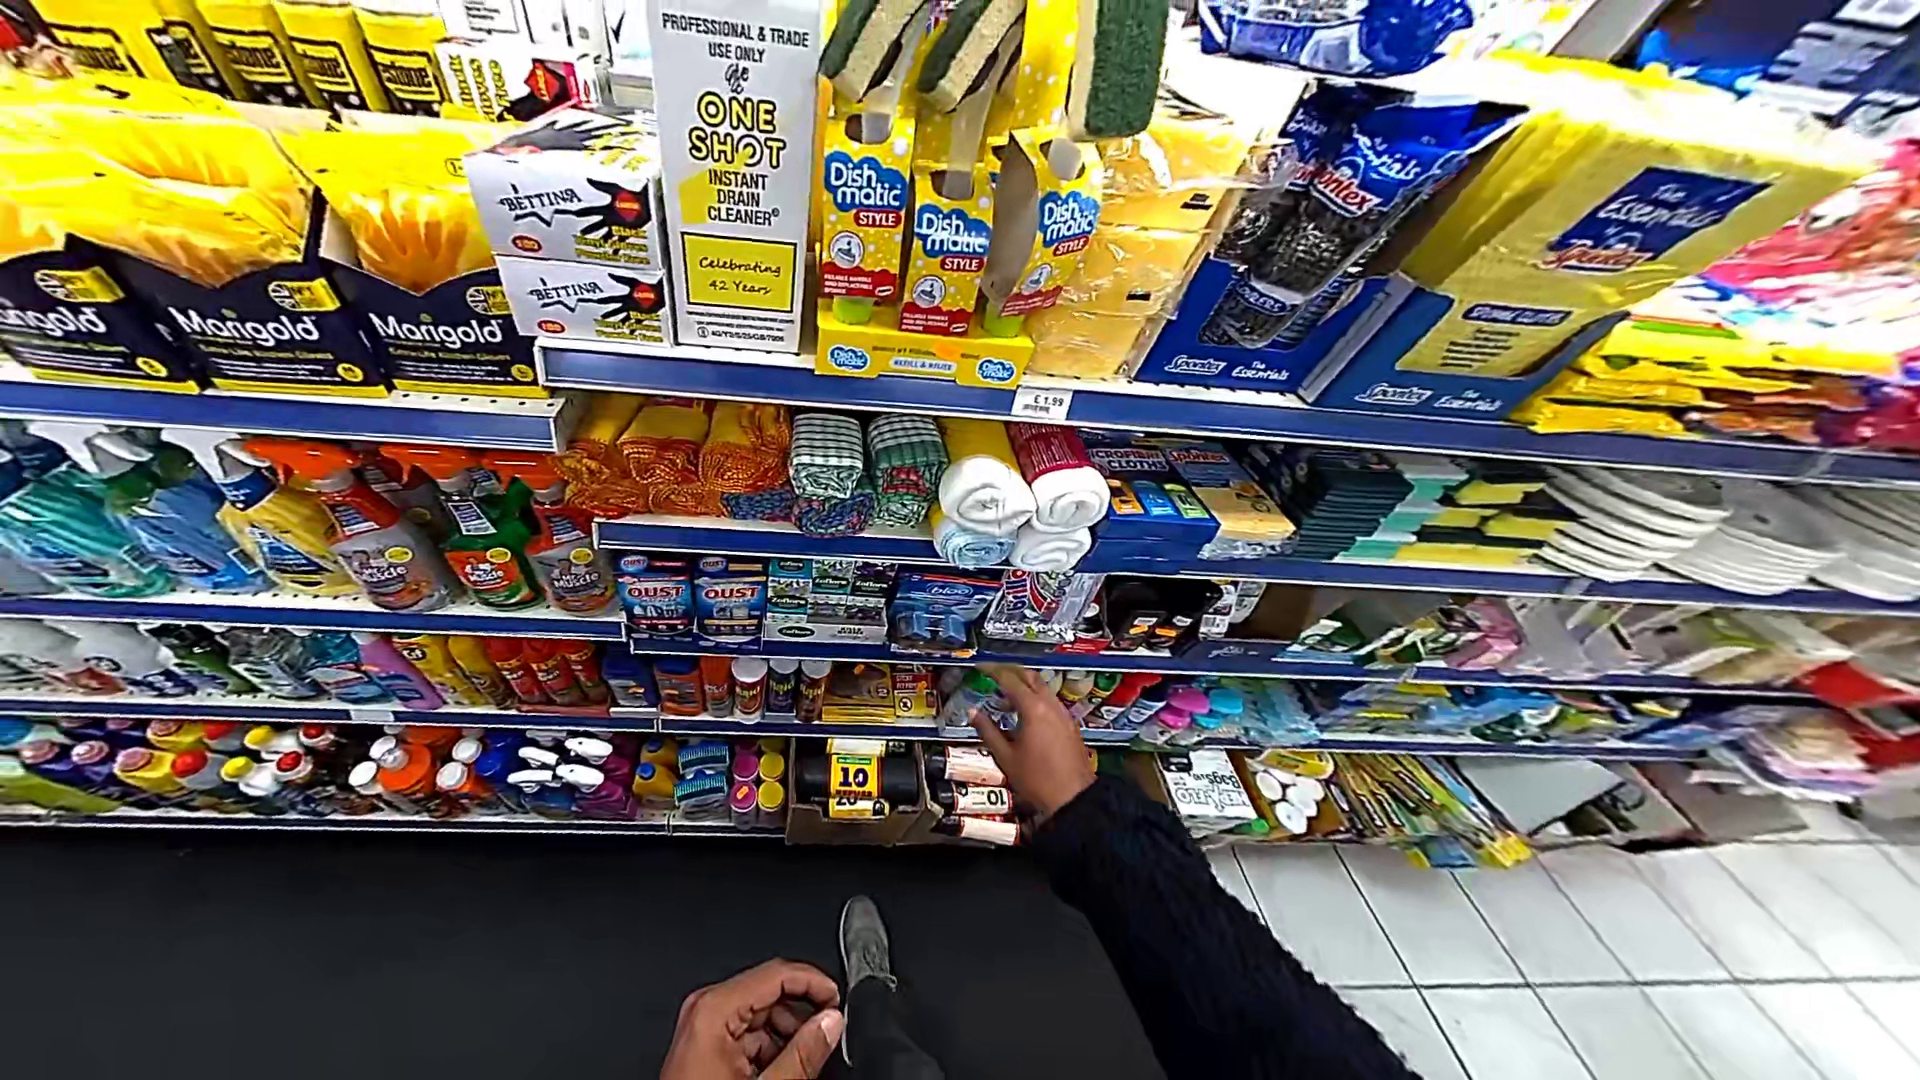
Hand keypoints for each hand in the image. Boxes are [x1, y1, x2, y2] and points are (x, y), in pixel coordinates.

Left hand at [659, 959, 843, 1078]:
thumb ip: (802, 1054)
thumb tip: (831, 1022)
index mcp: (715, 1008)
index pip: (778, 972)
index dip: (814, 983)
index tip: (836, 1000)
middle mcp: (706, 1009)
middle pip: (770, 992)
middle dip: (802, 1014)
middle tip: (826, 1033)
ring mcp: (702, 1027)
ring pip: (761, 1013)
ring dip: (787, 1033)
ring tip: (805, 1059)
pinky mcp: (704, 1047)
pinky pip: (747, 1032)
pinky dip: (769, 1047)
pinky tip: (782, 1069)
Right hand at [974, 663, 1095, 818]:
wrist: (1073, 798)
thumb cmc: (1038, 781)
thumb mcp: (1005, 756)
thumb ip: (987, 730)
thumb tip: (974, 713)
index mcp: (1034, 709)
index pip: (1010, 679)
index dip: (993, 670)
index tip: (981, 666)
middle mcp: (1051, 706)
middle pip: (1030, 676)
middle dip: (1010, 670)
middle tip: (993, 672)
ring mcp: (1063, 714)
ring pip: (1042, 687)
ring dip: (1024, 684)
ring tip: (1006, 695)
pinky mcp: (1070, 725)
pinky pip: (1050, 701)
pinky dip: (1035, 698)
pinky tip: (1025, 713)